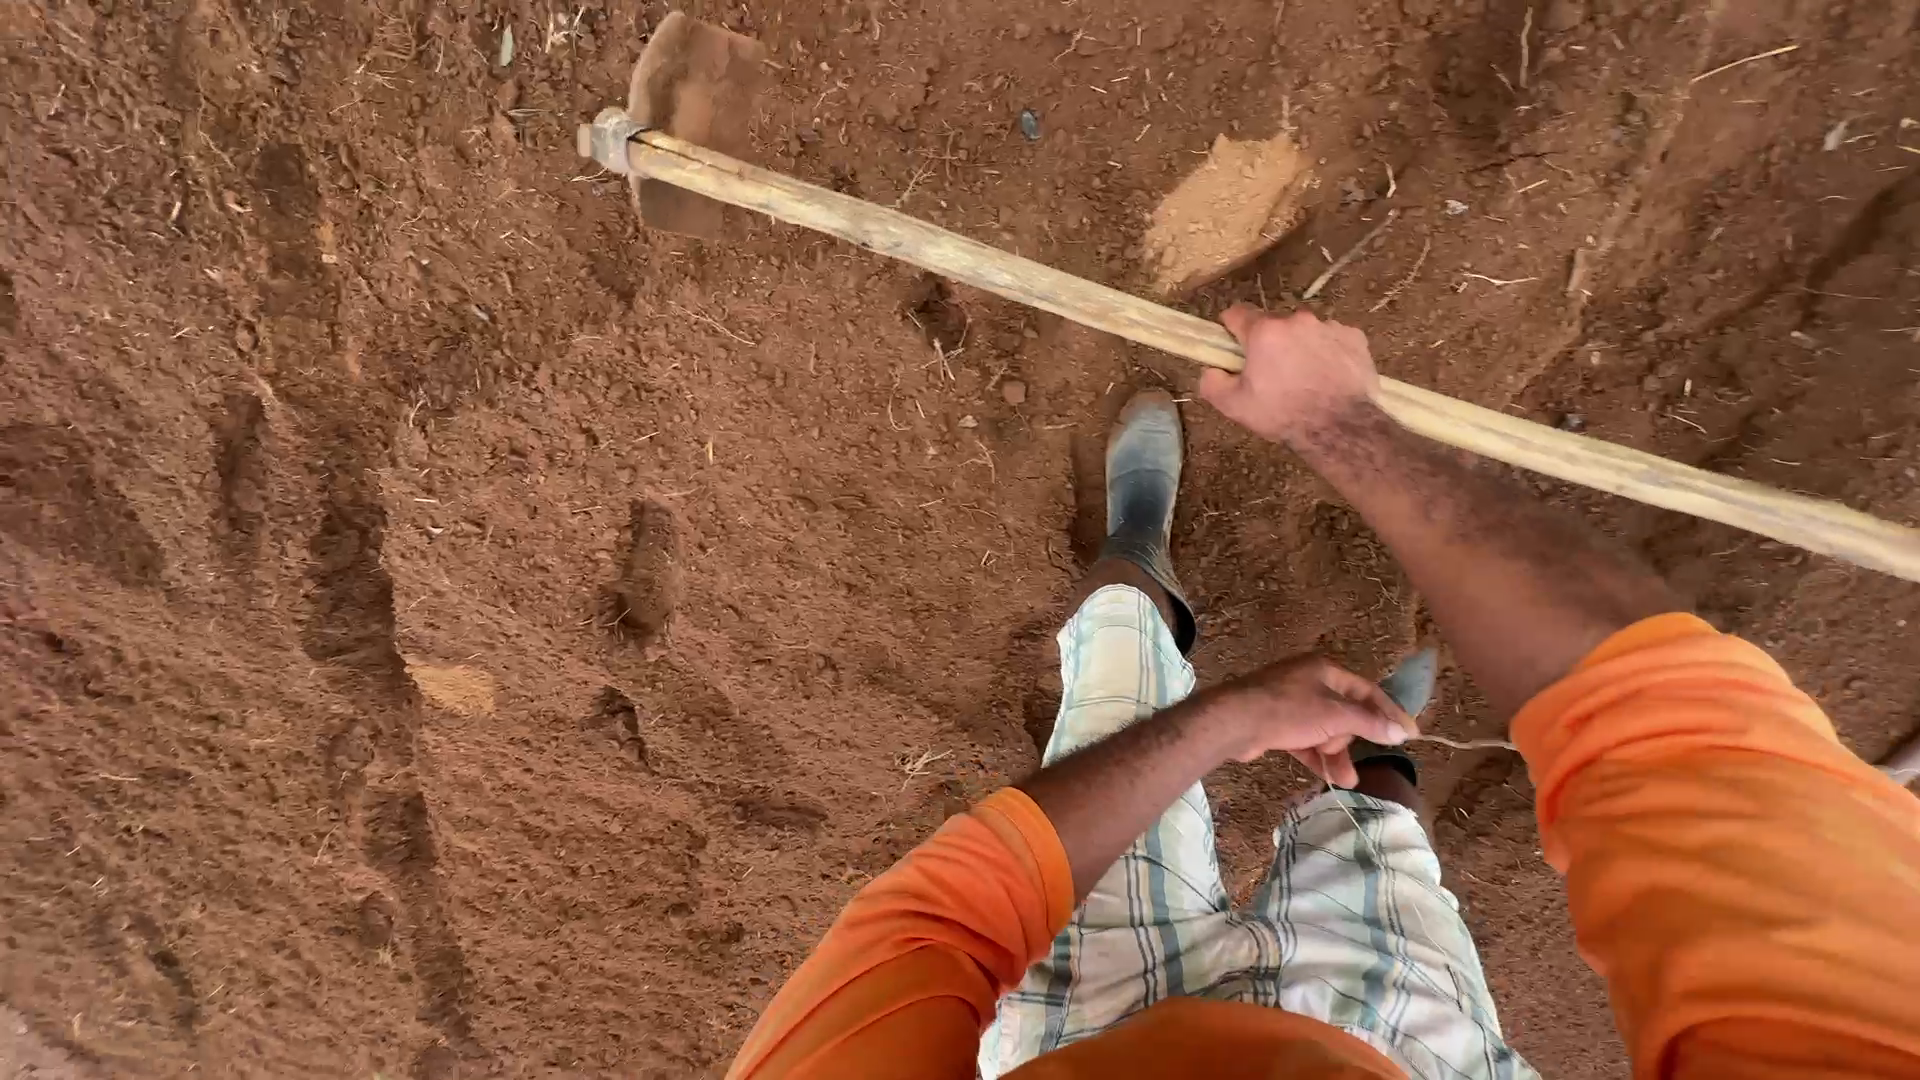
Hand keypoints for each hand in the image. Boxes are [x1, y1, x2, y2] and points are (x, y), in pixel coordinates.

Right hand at [1199, 305, 1380, 445]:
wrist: (1339, 426)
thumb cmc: (1282, 414)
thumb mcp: (1233, 406)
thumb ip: (1212, 383)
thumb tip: (1211, 369)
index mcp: (1264, 332)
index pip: (1237, 314)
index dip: (1230, 329)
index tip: (1232, 346)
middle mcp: (1297, 320)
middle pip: (1273, 325)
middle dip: (1268, 344)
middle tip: (1270, 376)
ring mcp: (1329, 326)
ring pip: (1303, 332)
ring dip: (1298, 348)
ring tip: (1302, 380)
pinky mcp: (1354, 337)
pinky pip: (1331, 339)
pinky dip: (1325, 353)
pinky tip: (1326, 378)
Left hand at [1203, 656, 1415, 786]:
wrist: (1234, 721)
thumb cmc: (1288, 710)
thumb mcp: (1334, 715)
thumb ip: (1369, 723)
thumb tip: (1401, 731)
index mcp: (1323, 670)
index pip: (1366, 690)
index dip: (1389, 713)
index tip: (1410, 735)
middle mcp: (1307, 682)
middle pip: (1344, 713)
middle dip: (1351, 738)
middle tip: (1354, 755)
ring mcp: (1290, 703)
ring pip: (1324, 730)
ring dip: (1335, 754)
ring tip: (1346, 780)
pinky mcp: (1276, 724)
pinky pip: (1305, 741)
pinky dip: (1316, 756)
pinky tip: (1327, 777)